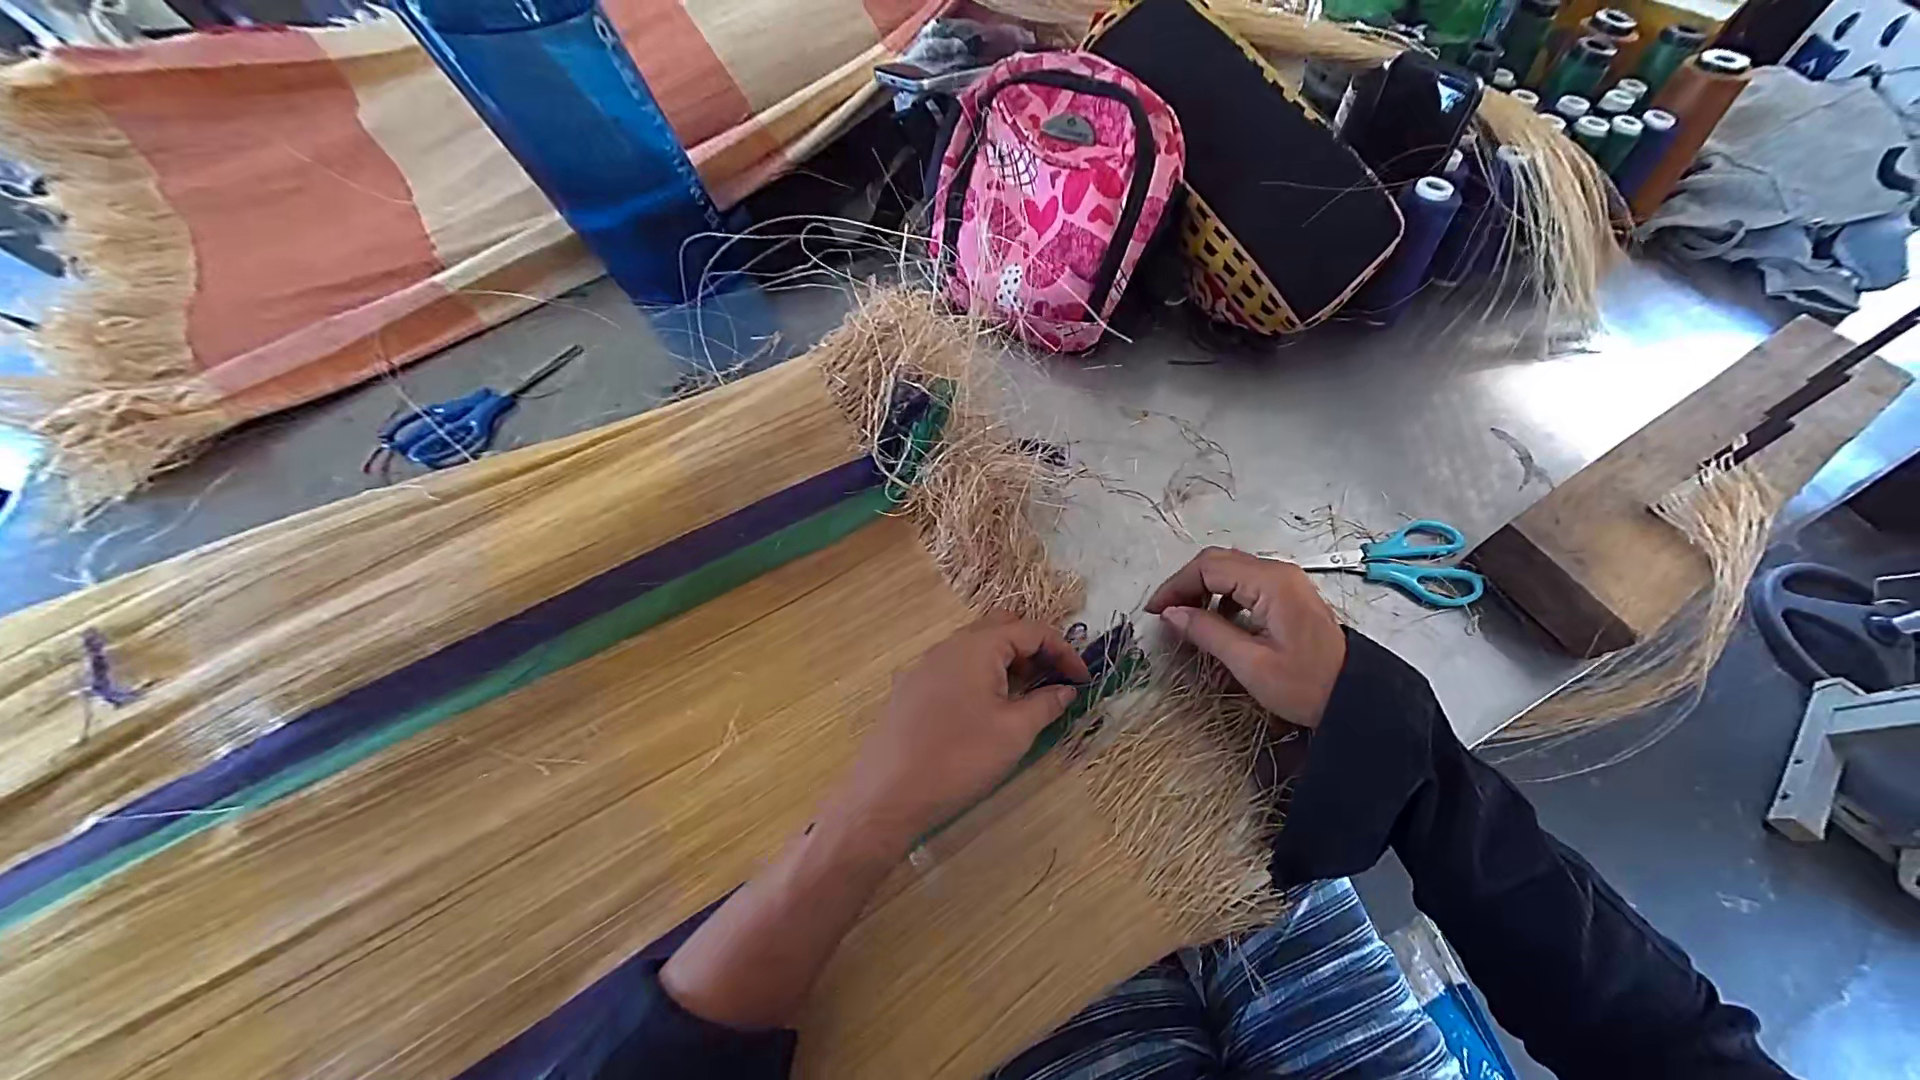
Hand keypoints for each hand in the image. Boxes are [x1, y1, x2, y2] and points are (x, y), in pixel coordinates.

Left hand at [823, 612, 1090, 853]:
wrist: (888, 792)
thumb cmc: (960, 758)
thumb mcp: (1014, 732)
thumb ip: (1046, 703)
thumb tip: (1066, 689)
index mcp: (977, 645)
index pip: (1031, 630)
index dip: (1064, 651)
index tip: (1083, 679)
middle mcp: (949, 644)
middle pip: (1001, 628)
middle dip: (1034, 647)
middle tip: (1054, 679)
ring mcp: (925, 664)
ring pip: (976, 646)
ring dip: (1007, 661)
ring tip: (1025, 696)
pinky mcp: (911, 686)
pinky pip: (955, 665)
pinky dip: (981, 673)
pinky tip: (986, 708)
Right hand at [1144, 547, 1346, 726]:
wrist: (1359, 699)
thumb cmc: (1306, 685)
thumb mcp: (1250, 664)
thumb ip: (1207, 632)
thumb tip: (1171, 613)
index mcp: (1270, 583)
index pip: (1208, 567)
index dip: (1175, 586)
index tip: (1155, 611)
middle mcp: (1278, 573)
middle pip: (1217, 561)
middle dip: (1185, 583)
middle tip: (1166, 612)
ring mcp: (1285, 581)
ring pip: (1229, 568)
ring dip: (1201, 587)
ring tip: (1186, 617)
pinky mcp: (1287, 594)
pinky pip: (1244, 581)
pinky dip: (1220, 594)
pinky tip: (1215, 619)